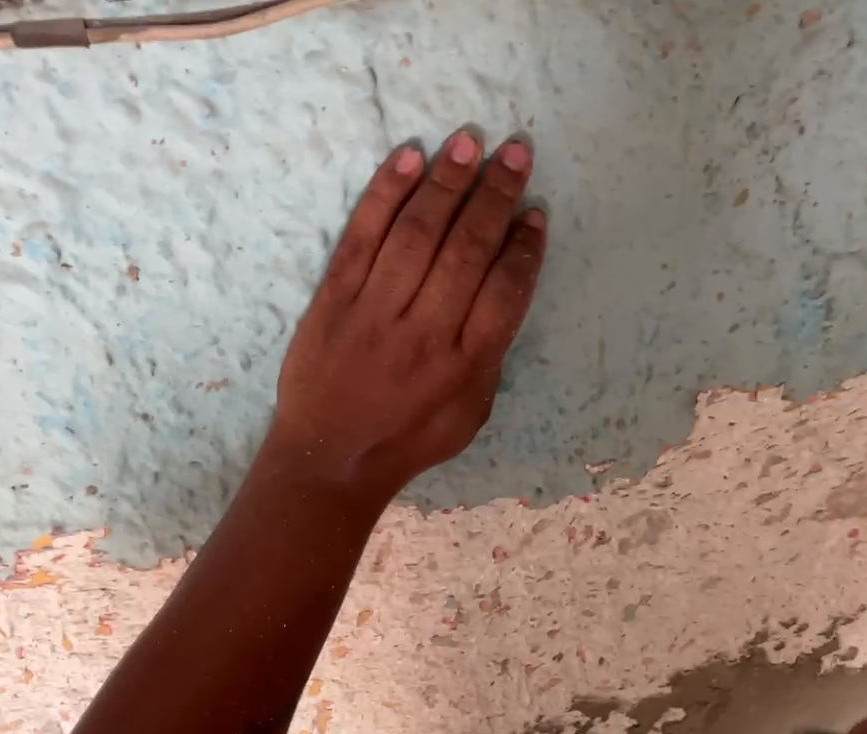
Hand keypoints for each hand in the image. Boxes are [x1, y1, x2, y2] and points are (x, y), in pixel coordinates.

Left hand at [268, 131, 547, 505]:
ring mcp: (375, 313)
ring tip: (469, 143)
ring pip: (418, 234)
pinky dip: (386, 194)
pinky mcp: (334, 299)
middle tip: (515, 152)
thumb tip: (503, 291)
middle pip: (467, 251)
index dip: (524, 248)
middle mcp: (425, 334)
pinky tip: (409, 158)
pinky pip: (362, 237)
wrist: (331, 456)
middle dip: (495, 196)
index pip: (504, 292)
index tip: (534, 213)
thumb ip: (489, 357)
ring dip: (447, 182)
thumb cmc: (409, 439)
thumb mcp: (470, 414)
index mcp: (465, 367)